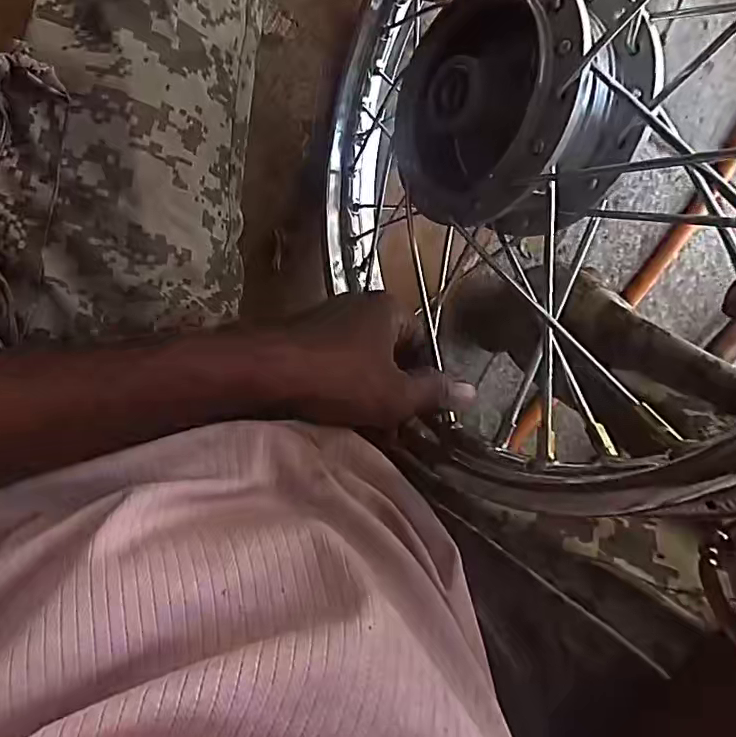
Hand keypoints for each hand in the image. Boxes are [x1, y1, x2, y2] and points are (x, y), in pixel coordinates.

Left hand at [241, 293, 474, 428]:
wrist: (264, 371)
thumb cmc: (337, 378)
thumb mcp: (394, 394)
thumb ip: (433, 392)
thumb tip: (471, 390)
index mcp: (388, 308)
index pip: (422, 343)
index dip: (427, 379)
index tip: (424, 413)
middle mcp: (358, 306)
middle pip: (390, 353)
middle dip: (395, 391)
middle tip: (396, 428)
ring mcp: (327, 319)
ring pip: (360, 362)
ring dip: (367, 394)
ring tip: (368, 430)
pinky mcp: (301, 338)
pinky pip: (333, 365)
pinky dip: (339, 389)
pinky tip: (336, 417)